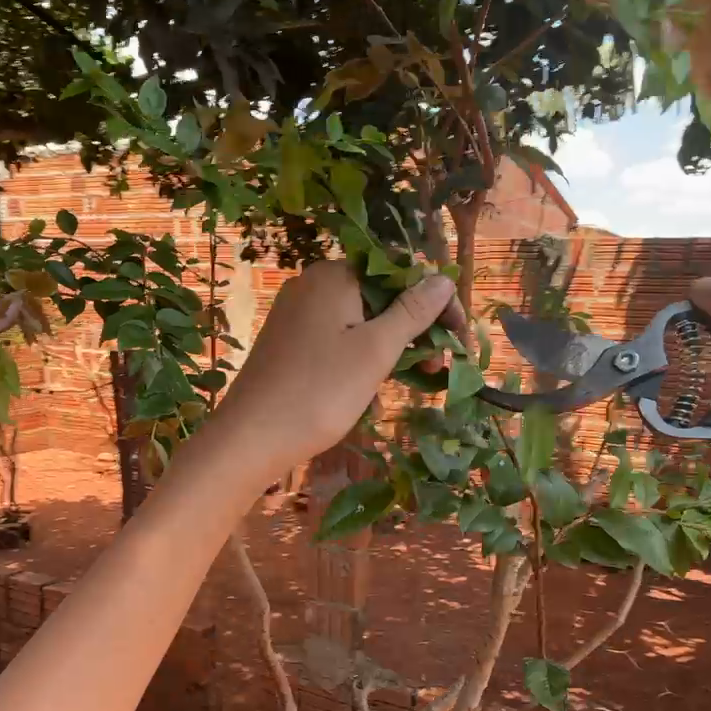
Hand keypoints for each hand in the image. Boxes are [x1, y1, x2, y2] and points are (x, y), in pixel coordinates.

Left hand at [202, 260, 462, 485]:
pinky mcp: (289, 347)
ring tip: (412, 383)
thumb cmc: (320, 391)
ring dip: (390, 352)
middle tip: (438, 367)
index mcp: (334, 277)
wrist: (251, 438)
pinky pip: (336, 344)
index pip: (399, 271)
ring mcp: (296, 318)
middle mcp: (312, 287)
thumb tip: (441, 277)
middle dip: (414, 330)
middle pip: (379, 298)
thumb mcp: (376, 350)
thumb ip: (412, 311)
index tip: (458, 336)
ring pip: (359, 325)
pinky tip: (370, 398)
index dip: (435, 301)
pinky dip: (360, 364)